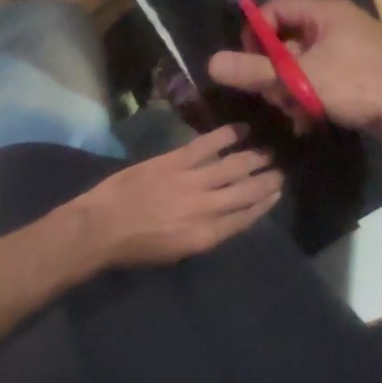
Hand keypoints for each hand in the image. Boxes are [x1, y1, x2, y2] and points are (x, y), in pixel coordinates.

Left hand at [59, 125, 282, 268]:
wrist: (101, 228)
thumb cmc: (134, 249)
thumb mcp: (175, 253)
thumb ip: (203, 235)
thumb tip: (221, 219)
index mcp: (207, 235)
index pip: (246, 217)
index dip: (265, 203)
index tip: (277, 193)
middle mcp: (207, 208)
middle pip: (247, 191)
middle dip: (268, 180)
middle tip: (280, 171)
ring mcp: (192, 181)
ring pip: (234, 166)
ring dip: (254, 157)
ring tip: (267, 152)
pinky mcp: (175, 161)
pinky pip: (207, 145)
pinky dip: (227, 135)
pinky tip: (241, 129)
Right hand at [207, 0, 381, 136]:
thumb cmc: (356, 85)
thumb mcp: (299, 80)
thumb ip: (255, 72)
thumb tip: (211, 64)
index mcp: (326, 12)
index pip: (275, 8)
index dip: (255, 34)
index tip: (249, 64)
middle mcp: (341, 22)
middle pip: (289, 38)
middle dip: (274, 70)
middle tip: (273, 95)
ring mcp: (355, 47)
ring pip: (306, 63)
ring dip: (292, 89)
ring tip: (294, 113)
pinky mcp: (364, 71)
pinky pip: (325, 77)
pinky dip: (312, 96)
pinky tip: (310, 120)